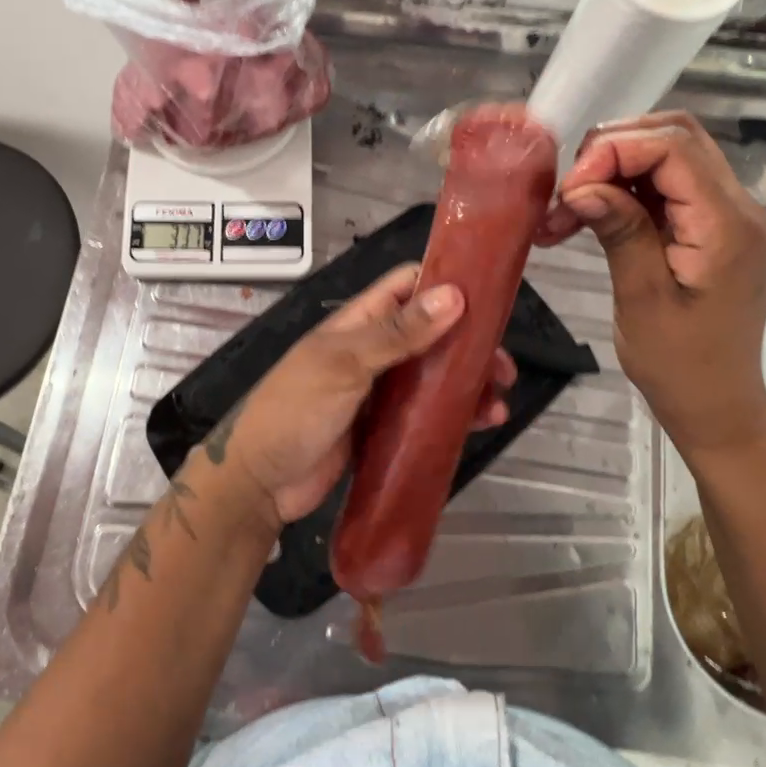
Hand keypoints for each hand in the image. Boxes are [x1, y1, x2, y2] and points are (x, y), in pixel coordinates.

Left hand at [205, 263, 515, 527]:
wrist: (262, 482)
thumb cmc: (295, 411)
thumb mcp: (344, 365)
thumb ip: (397, 333)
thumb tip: (453, 295)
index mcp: (356, 324)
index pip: (405, 287)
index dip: (444, 283)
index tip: (489, 296)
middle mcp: (370, 352)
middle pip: (430, 335)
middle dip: (469, 345)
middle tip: (503, 367)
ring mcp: (377, 392)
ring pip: (432, 377)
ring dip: (467, 384)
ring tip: (498, 404)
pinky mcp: (381, 429)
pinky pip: (425, 415)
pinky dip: (454, 416)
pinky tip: (480, 425)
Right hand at [535, 112, 765, 456]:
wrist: (715, 403)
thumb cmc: (680, 363)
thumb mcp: (643, 299)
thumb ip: (621, 231)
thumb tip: (582, 186)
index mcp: (726, 223)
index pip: (673, 147)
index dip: (614, 151)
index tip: (569, 189)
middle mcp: (735, 206)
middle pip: (674, 136)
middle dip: (611, 150)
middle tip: (567, 191)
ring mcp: (723, 214)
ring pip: (666, 155)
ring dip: (612, 169)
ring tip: (566, 209)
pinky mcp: (705, 227)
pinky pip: (664, 185)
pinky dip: (622, 189)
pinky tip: (586, 216)